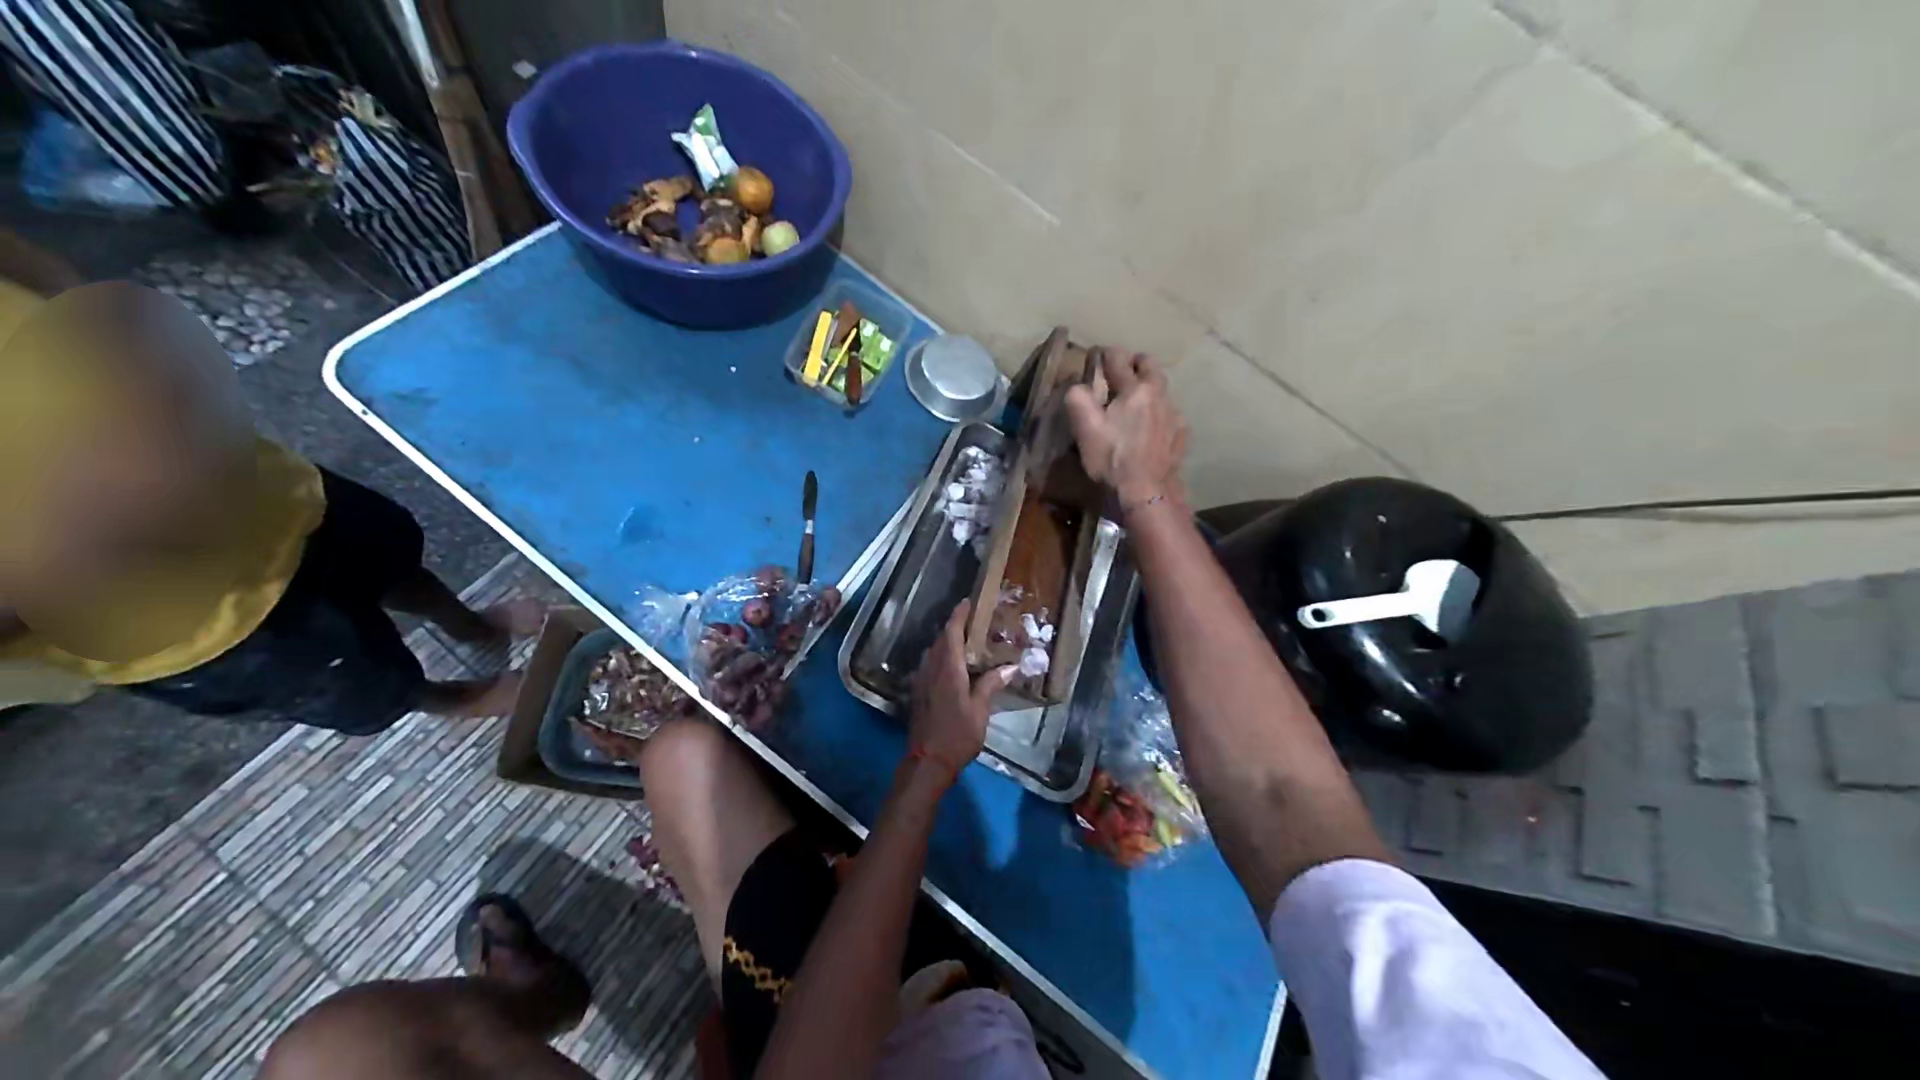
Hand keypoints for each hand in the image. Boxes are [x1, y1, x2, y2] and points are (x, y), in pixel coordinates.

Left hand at [908, 601, 1010, 785]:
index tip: (967, 602)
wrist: (927, 760)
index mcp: (948, 669)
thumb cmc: (957, 735)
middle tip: (973, 621)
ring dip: (947, 642)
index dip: (959, 615)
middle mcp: (931, 669)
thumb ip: (991, 685)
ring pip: (934, 652)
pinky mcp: (918, 692)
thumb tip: (1009, 667)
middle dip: (955, 626)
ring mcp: (922, 680)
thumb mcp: (980, 711)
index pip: (951, 633)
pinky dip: (942, 657)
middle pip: (941, 639)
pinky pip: (930, 664)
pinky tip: (954, 665)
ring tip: (966, 641)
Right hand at [1065, 348, 1188, 512]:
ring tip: (1135, 404)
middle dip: (1135, 363)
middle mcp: (1159, 394)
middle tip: (1122, 372)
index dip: (1104, 354)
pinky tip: (1150, 429)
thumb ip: (1078, 398)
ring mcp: (1174, 415)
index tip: (1096, 356)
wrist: (1146, 493)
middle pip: (1149, 366)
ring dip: (1148, 389)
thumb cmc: (1112, 459)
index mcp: (1134, 388)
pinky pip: (1169, 414)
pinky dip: (1158, 414)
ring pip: (1161, 390)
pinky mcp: (1181, 435)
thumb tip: (1079, 385)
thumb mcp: (1085, 428)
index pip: (1118, 358)